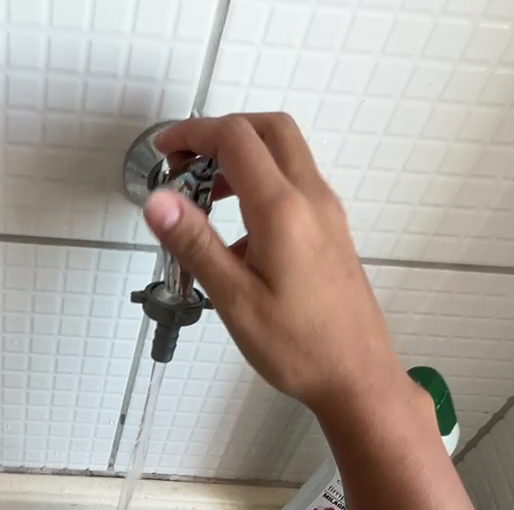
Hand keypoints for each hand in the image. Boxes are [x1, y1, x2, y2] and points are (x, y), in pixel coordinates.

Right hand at [144, 113, 415, 418]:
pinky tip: (237, 234)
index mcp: (283, 210)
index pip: (235, 139)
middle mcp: (312, 199)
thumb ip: (195, 243)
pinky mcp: (331, 233)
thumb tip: (157, 201)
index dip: (193, 134)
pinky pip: (295, 186)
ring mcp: (327, 214)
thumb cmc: (298, 346)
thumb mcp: (234, 299)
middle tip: (184, 163)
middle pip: (268, 130)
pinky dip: (261, 185)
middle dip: (221, 134)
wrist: (355, 375)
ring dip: (242, 158)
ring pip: (285, 155)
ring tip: (204, 197)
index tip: (163, 149)